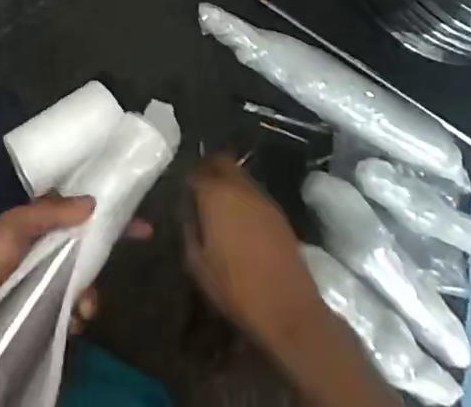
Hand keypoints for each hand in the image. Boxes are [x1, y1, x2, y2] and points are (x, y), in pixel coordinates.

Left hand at [0, 196, 151, 322]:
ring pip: (85, 280)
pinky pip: (73, 305)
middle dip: (101, 267)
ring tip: (79, 312)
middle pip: (91, 249)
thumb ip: (52, 211)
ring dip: (89, 296)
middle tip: (95, 292)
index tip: (144, 228)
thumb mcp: (15, 224)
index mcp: (44, 219)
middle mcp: (51, 244)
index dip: (114, 216)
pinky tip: (71, 322)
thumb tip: (93, 202)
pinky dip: (77, 313)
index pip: (85, 211)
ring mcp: (49, 275)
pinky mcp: (45, 302)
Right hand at [183, 154, 323, 349]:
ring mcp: (263, 198)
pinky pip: (254, 193)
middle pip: (221, 161)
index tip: (182, 195)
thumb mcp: (197, 263)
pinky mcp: (279, 212)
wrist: (288, 309)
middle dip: (208, 168)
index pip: (195, 173)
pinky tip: (240, 220)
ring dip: (227, 182)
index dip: (186, 182)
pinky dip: (243, 197)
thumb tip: (188, 210)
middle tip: (199, 189)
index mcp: (215, 195)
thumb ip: (189, 227)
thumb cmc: (235, 287)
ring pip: (240, 174)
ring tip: (219, 206)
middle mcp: (240, 187)